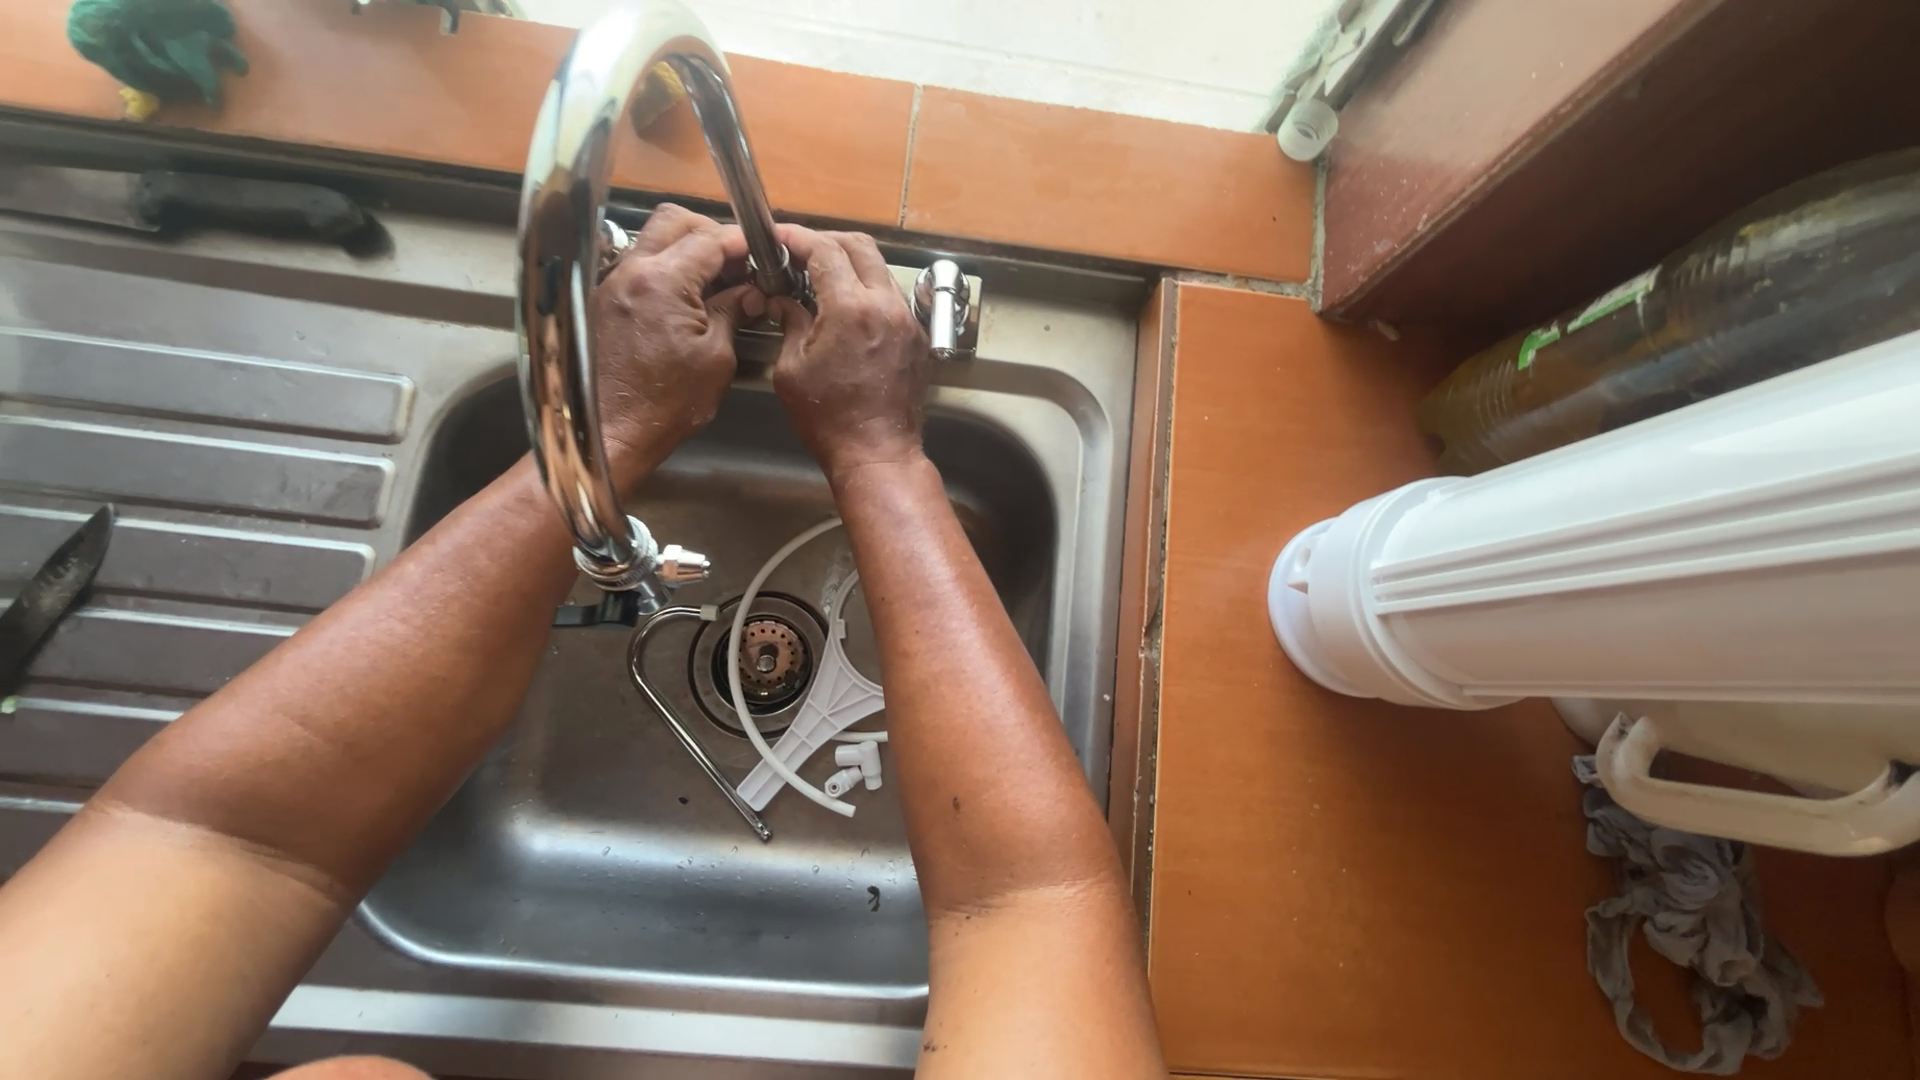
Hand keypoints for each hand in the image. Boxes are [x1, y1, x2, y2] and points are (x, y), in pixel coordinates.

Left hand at [592, 204, 750, 494]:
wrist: (614, 429)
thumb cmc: (667, 403)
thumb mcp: (716, 357)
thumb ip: (731, 312)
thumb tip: (748, 292)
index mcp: (662, 282)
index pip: (708, 239)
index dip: (739, 242)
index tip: (759, 252)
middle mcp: (630, 272)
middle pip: (673, 223)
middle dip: (710, 234)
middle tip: (737, 260)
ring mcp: (612, 284)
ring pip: (653, 241)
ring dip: (687, 251)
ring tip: (716, 281)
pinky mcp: (605, 301)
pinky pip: (640, 267)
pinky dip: (668, 270)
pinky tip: (689, 297)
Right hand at [763, 226, 930, 484]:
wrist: (878, 453)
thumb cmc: (832, 421)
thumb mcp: (793, 369)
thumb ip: (790, 323)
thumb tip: (784, 300)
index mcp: (851, 310)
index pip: (825, 250)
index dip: (798, 238)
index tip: (781, 238)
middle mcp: (886, 307)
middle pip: (860, 247)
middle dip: (828, 241)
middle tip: (801, 251)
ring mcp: (907, 323)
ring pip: (880, 270)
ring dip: (852, 265)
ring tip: (823, 279)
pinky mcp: (917, 340)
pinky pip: (893, 299)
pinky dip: (869, 291)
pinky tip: (848, 308)